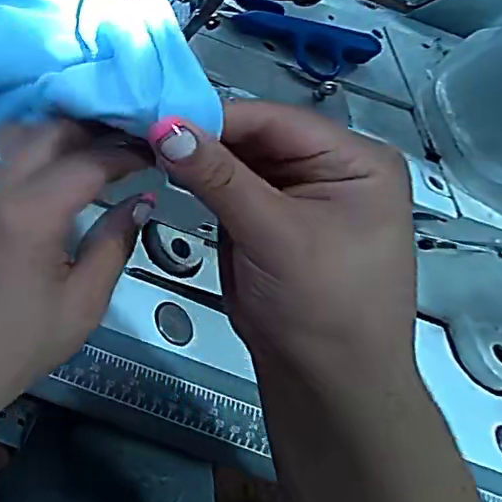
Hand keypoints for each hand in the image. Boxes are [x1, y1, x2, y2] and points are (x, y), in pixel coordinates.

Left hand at [0, 118, 153, 399]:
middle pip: (51, 131)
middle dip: (92, 133)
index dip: (123, 155)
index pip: (86, 162)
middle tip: (124, 148)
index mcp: (29, 214)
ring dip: (55, 133)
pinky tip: (47, 164)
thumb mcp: (84, 301)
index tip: (151, 155)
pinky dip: (26, 144)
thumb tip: (141, 199)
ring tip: (87, 152)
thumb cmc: (24, 339)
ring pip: (18, 129)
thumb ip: (114, 242)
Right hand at [147, 100, 416, 382]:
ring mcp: (297, 192)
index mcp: (355, 161)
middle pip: (255, 136)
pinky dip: (201, 179)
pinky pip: (230, 184)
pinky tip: (171, 170)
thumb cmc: (321, 308)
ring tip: (150, 147)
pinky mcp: (269, 215)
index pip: (274, 121)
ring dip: (198, 157)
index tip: (158, 116)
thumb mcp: (272, 234)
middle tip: (145, 131)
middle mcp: (330, 167)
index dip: (215, 116)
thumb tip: (165, 127)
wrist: (325, 385)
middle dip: (203, 136)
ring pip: (237, 158)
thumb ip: (217, 176)